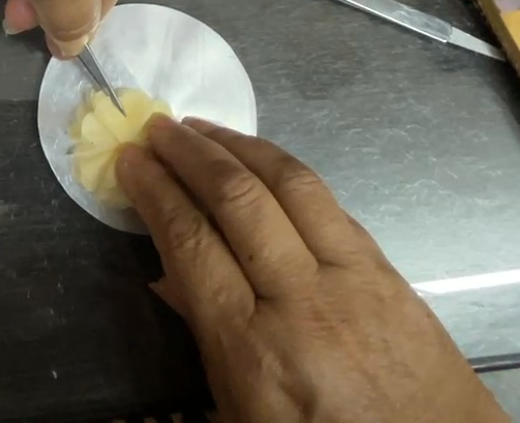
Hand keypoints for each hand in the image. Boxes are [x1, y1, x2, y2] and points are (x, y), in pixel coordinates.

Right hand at [117, 117, 504, 422]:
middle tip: (156, 127)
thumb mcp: (241, 418)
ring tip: (201, 128)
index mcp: (253, 351)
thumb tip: (168, 275)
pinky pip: (330, 202)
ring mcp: (354, 280)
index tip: (130, 159)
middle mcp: (303, 302)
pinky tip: (262, 161)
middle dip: (189, 152)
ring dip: (237, 144)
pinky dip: (285, 169)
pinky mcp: (389, 273)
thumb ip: (203, 341)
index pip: (191, 240)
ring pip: (289, 183)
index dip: (154, 190)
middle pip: (237, 198)